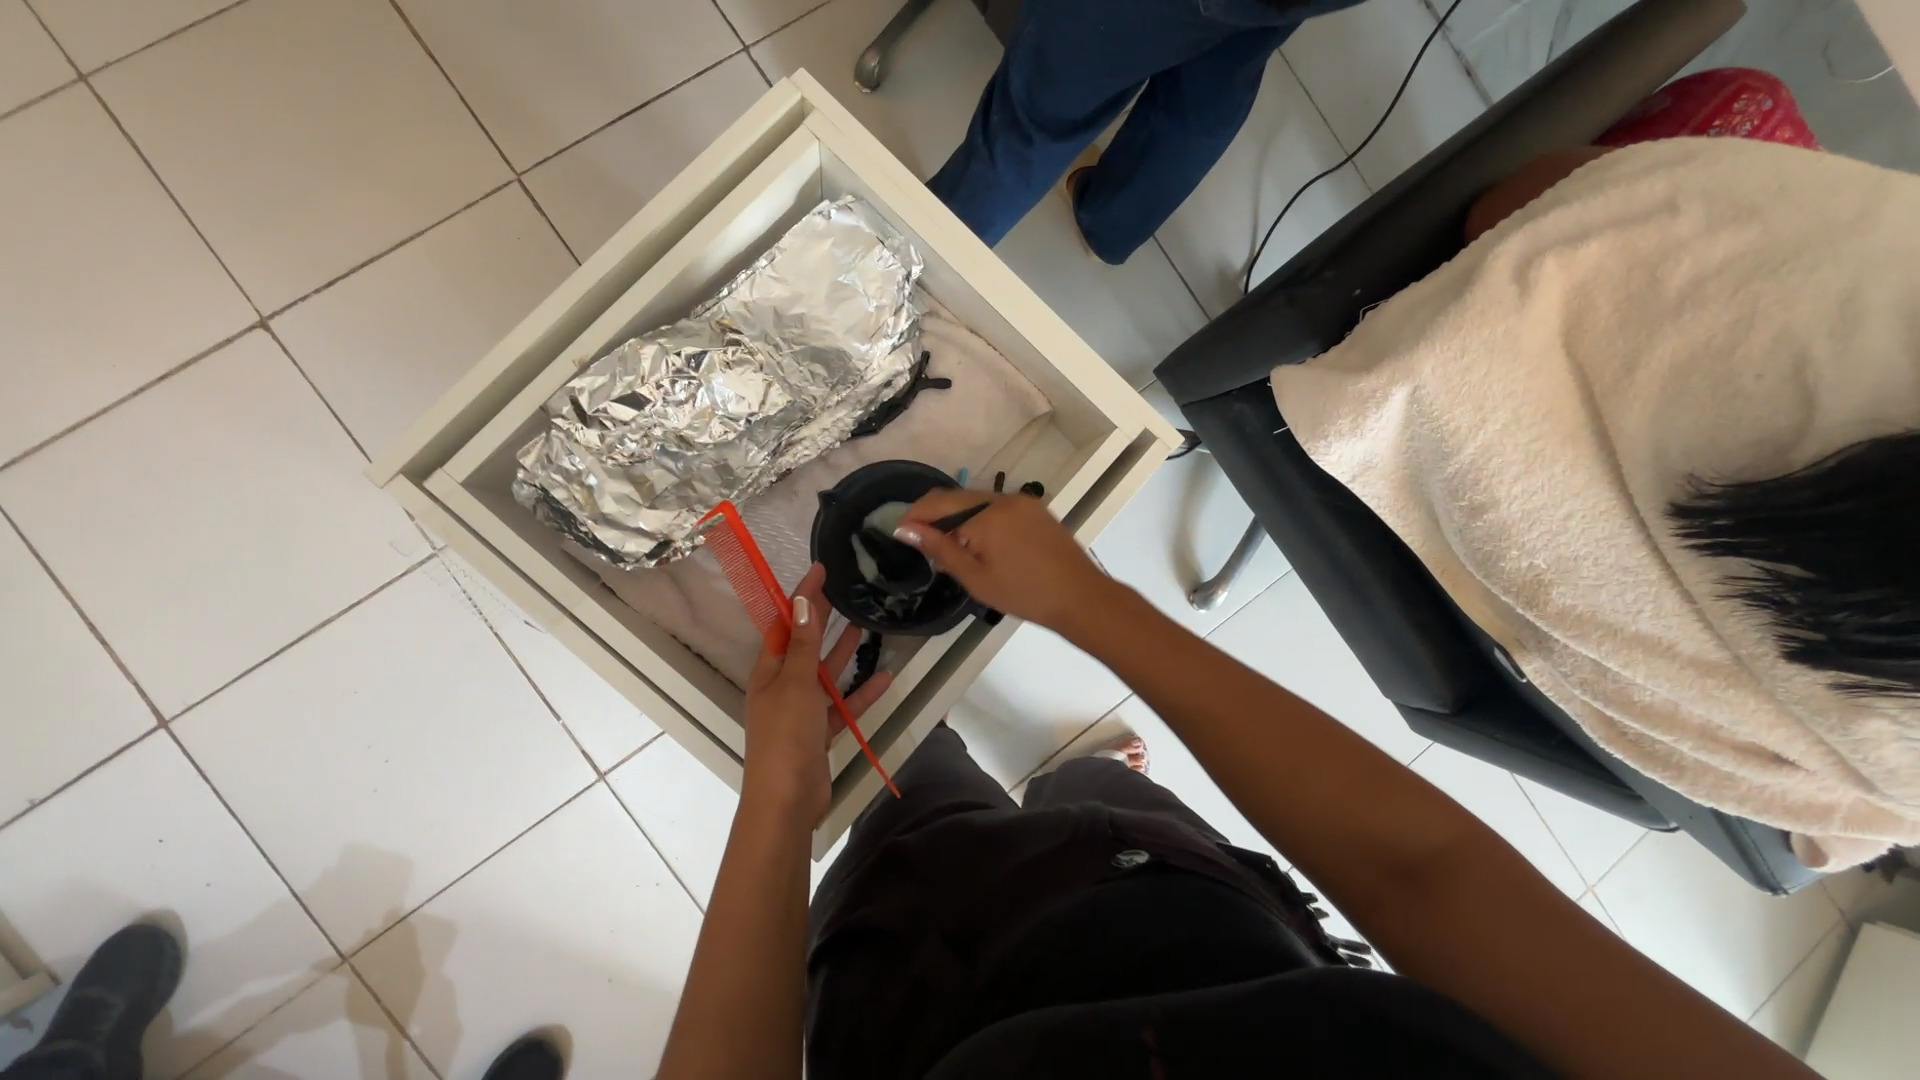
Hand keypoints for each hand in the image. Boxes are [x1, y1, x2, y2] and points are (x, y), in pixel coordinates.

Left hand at [743, 565, 891, 823]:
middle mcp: (782, 686)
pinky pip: (842, 704)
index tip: (821, 569)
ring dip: (842, 651)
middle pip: (805, 644)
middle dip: (822, 618)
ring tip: (865, 624)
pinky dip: (861, 691)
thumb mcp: (796, 684)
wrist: (786, 800)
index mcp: (769, 670)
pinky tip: (885, 676)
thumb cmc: (786, 737)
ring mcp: (801, 710)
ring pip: (825, 673)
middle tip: (846, 591)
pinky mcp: (820, 732)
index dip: (802, 596)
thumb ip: (803, 644)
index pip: (785, 623)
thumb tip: (802, 601)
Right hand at [894, 490, 1117, 632]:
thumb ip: (939, 549)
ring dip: (959, 519)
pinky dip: (981, 521)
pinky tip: (981, 546)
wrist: (1080, 597)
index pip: (937, 503)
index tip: (899, 533)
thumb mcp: (975, 577)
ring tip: (952, 551)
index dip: (914, 516)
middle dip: (935, 517)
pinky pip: (998, 508)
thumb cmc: (1024, 594)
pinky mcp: (1036, 510)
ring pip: (977, 502)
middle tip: (923, 545)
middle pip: (957, 498)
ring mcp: (1023, 501)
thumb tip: (904, 529)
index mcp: (986, 514)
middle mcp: (1004, 498)